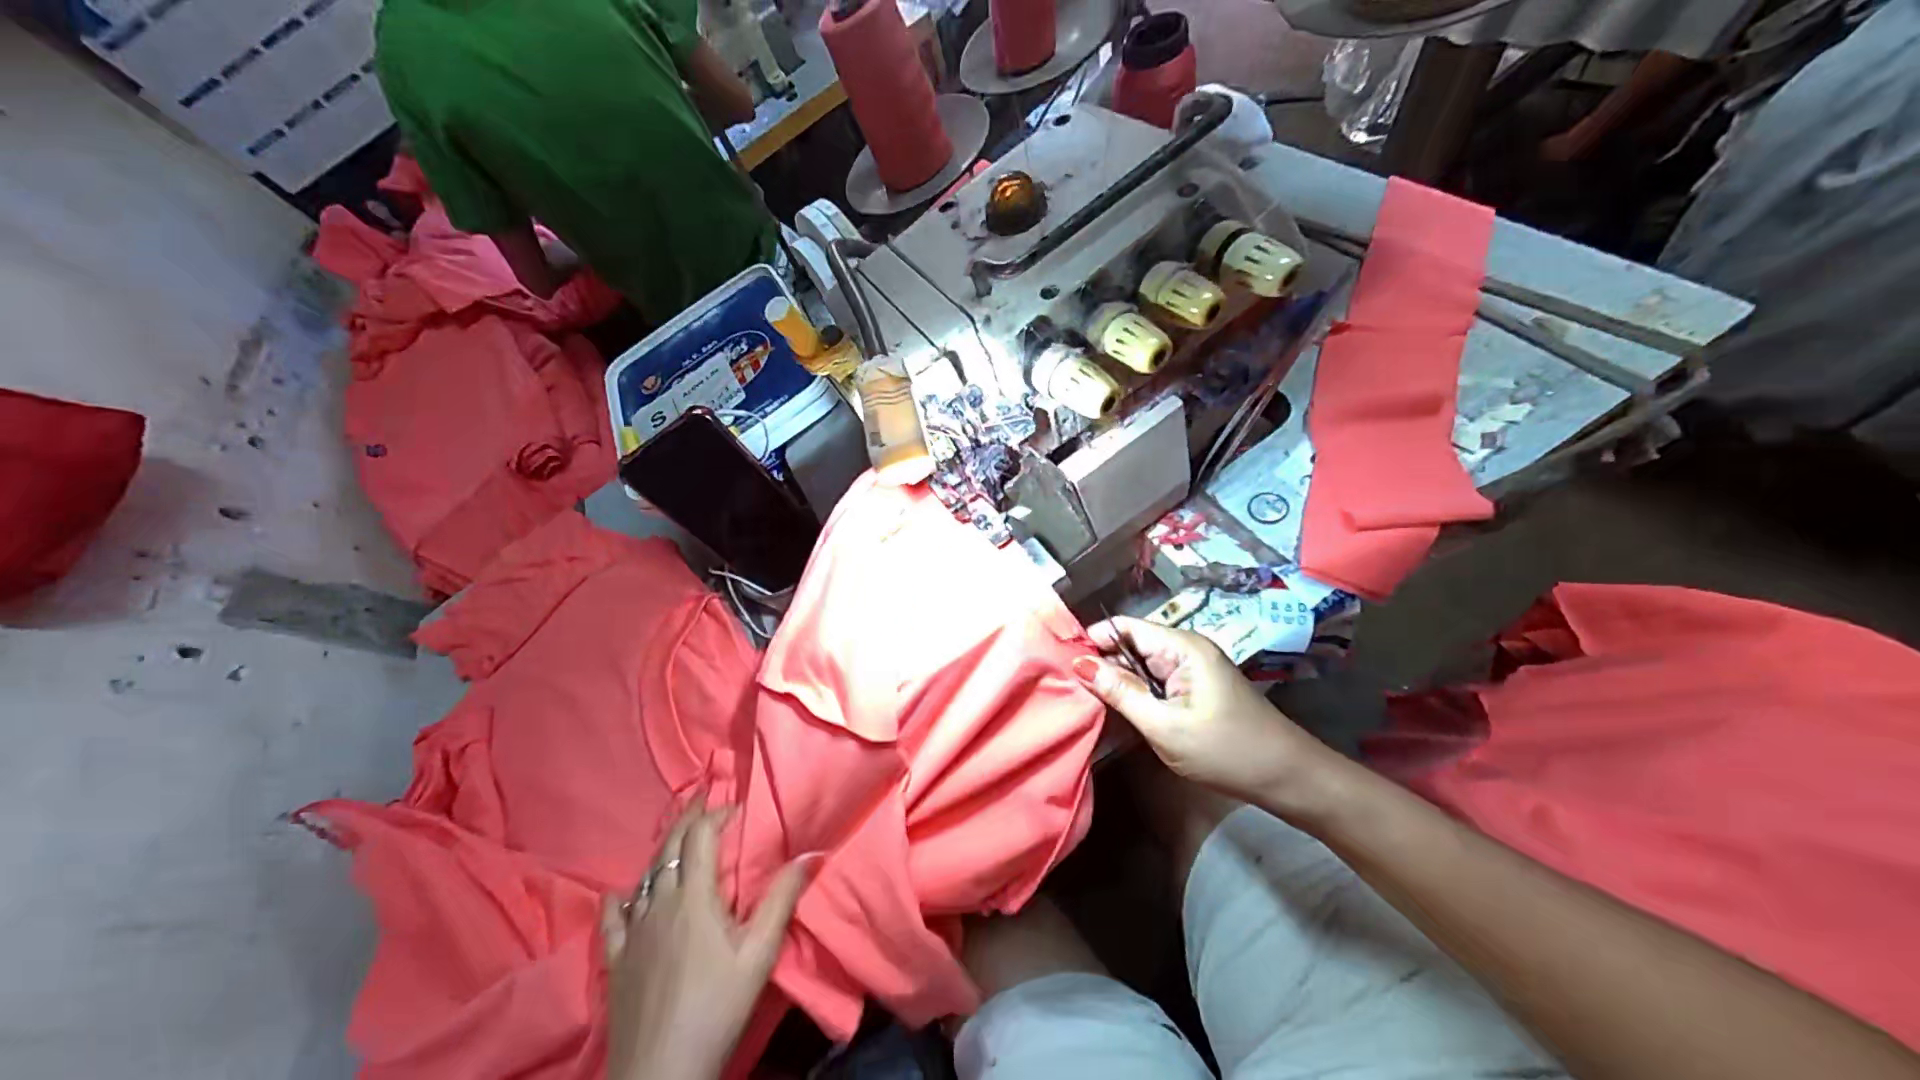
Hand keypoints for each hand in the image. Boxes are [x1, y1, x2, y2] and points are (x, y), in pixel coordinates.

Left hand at [601, 797, 818, 1079]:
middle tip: (703, 797)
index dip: (717, 815)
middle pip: (670, 847)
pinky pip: (613, 919)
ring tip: (676, 835)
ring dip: (663, 850)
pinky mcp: (616, 960)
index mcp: (694, 897)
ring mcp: (633, 932)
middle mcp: (659, 904)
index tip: (737, 808)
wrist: (660, 1072)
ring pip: (645, 876)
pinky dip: (620, 899)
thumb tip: (811, 852)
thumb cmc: (716, 1007)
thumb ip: (782, 899)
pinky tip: (620, 894)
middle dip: (688, 818)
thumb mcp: (760, 953)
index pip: (702, 837)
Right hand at [1075, 616, 1338, 809]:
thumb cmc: (1225, 750)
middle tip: (1068, 686)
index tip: (1062, 661)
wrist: (1286, 776)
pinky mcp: (1195, 687)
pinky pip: (1155, 679)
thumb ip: (1120, 692)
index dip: (1092, 639)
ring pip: (1141, 663)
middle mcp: (1186, 649)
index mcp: (1182, 647)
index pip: (1124, 626)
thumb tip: (1079, 663)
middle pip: (1130, 643)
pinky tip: (1118, 708)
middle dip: (1101, 661)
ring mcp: (1192, 668)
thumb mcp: (1164, 725)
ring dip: (1117, 679)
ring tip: (1085, 697)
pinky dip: (1136, 691)